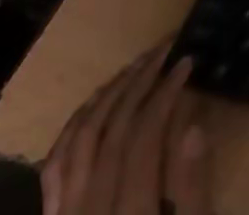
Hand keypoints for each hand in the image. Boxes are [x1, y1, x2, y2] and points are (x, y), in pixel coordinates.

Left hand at [40, 45, 211, 214]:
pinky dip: (73, 127)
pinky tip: (92, 106)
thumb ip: (192, 191)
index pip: (144, 136)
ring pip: (81, 140)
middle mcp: (90, 208)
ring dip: (108, 95)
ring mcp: (65, 214)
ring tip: (134, 67)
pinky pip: (54, 165)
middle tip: (164, 51)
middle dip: (139, 82)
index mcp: (129, 214)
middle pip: (111, 130)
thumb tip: (193, 127)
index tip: (185, 61)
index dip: (165, 93)